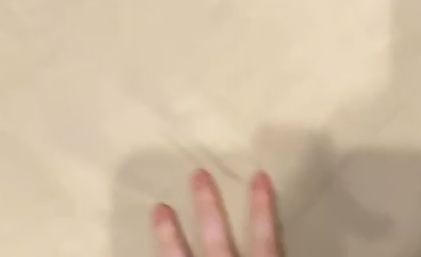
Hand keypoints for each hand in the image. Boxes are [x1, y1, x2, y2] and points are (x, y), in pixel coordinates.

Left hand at [153, 169, 284, 256]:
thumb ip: (270, 250)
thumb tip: (274, 240)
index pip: (264, 241)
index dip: (262, 208)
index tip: (259, 174)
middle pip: (216, 239)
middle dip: (206, 206)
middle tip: (198, 172)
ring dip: (168, 235)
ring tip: (158, 208)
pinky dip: (160, 256)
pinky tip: (146, 249)